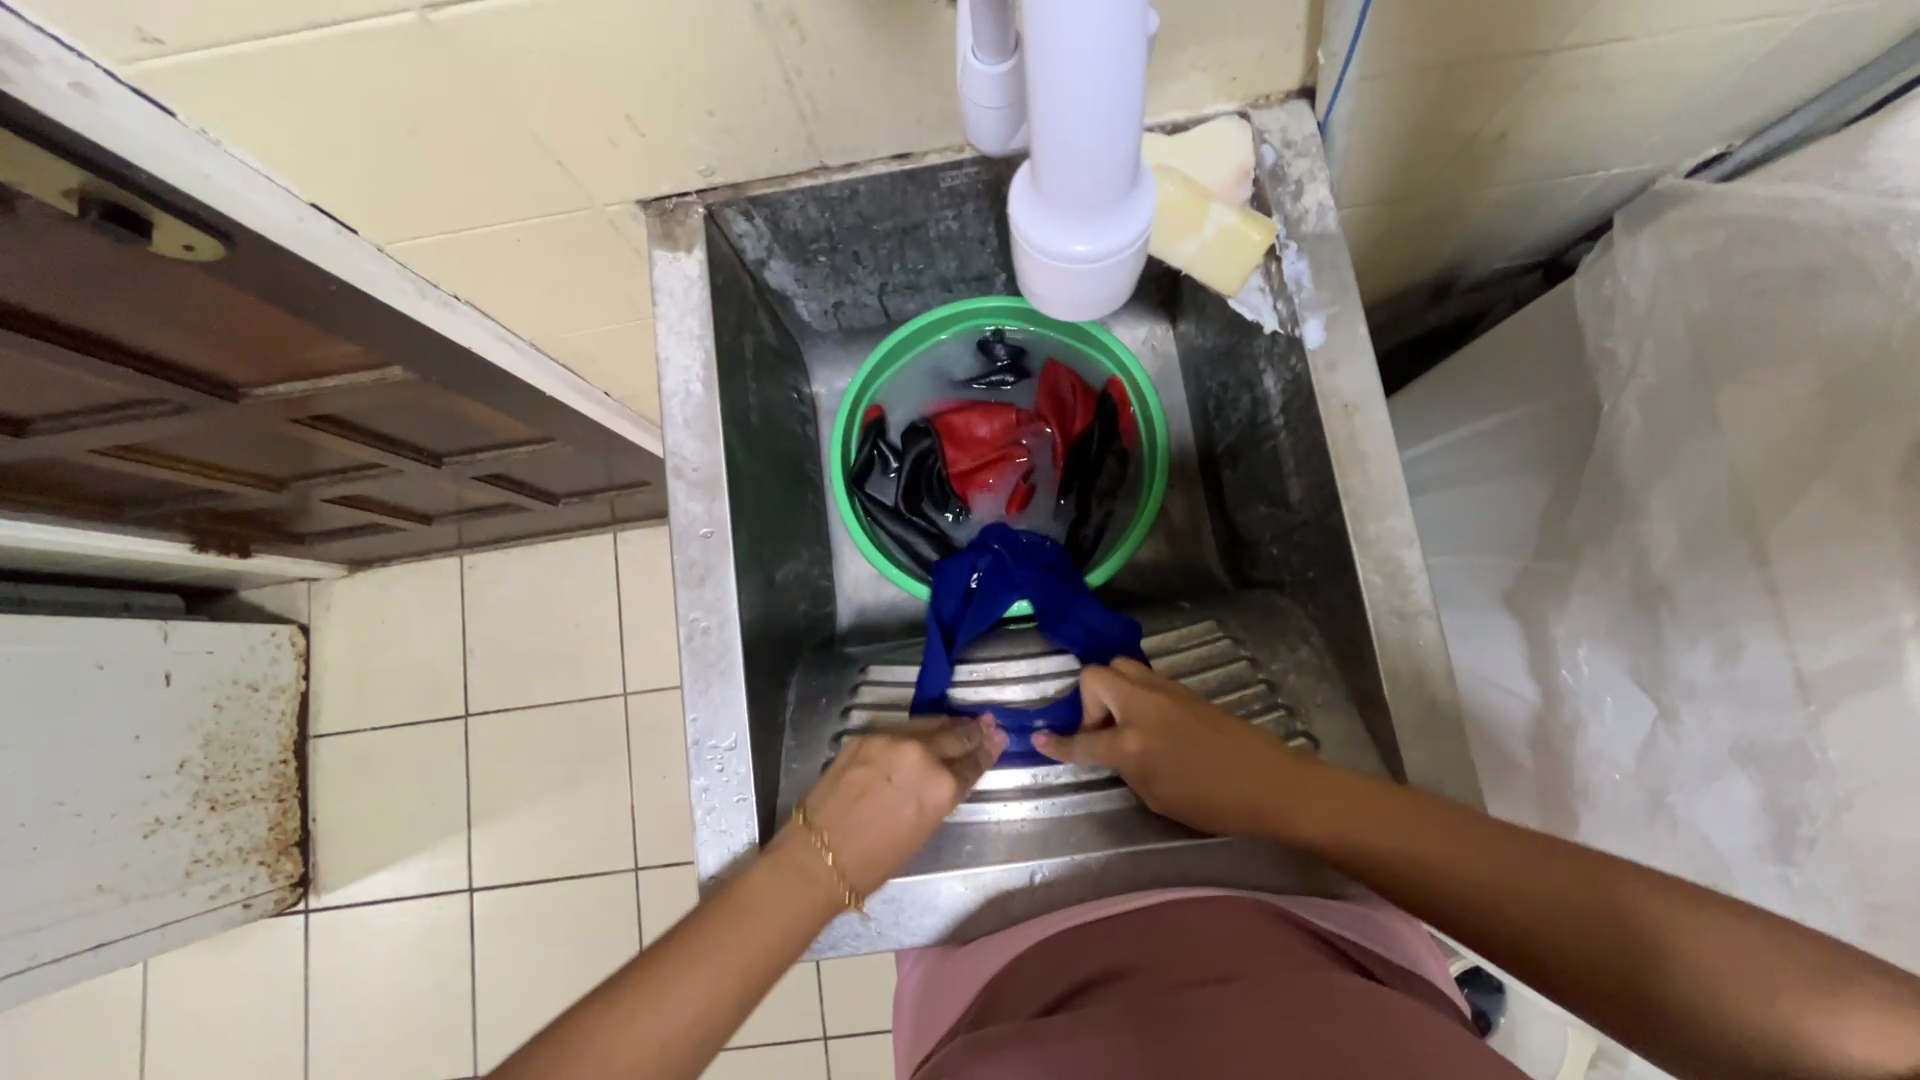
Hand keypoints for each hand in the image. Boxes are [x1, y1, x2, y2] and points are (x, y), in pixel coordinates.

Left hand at [787, 716, 1004, 896]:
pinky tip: (922, 730)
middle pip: (955, 737)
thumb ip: (939, 796)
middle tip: (988, 722)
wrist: (820, 854)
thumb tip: (948, 778)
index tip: (999, 738)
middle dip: (973, 731)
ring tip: (961, 721)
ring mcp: (893, 741)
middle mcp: (922, 756)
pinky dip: (915, 730)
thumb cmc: (875, 860)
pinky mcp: (867, 736)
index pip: (972, 764)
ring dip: (946, 725)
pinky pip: (900, 729)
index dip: (987, 751)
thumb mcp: (924, 829)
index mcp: (942, 787)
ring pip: (928, 725)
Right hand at [1033, 658, 1308, 837]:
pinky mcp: (1185, 690)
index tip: (1038, 740)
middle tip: (1101, 733)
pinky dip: (1133, 693)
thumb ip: (1124, 766)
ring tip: (1123, 724)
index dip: (1058, 744)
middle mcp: (1142, 704)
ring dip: (1111, 691)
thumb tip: (1112, 749)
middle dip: (1087, 702)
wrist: (1270, 783)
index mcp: (1131, 741)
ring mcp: (1166, 691)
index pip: (1082, 739)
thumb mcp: (1154, 795)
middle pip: (1095, 677)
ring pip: (1120, 667)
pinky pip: (1144, 678)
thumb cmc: (1211, 801)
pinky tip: (1147, 722)